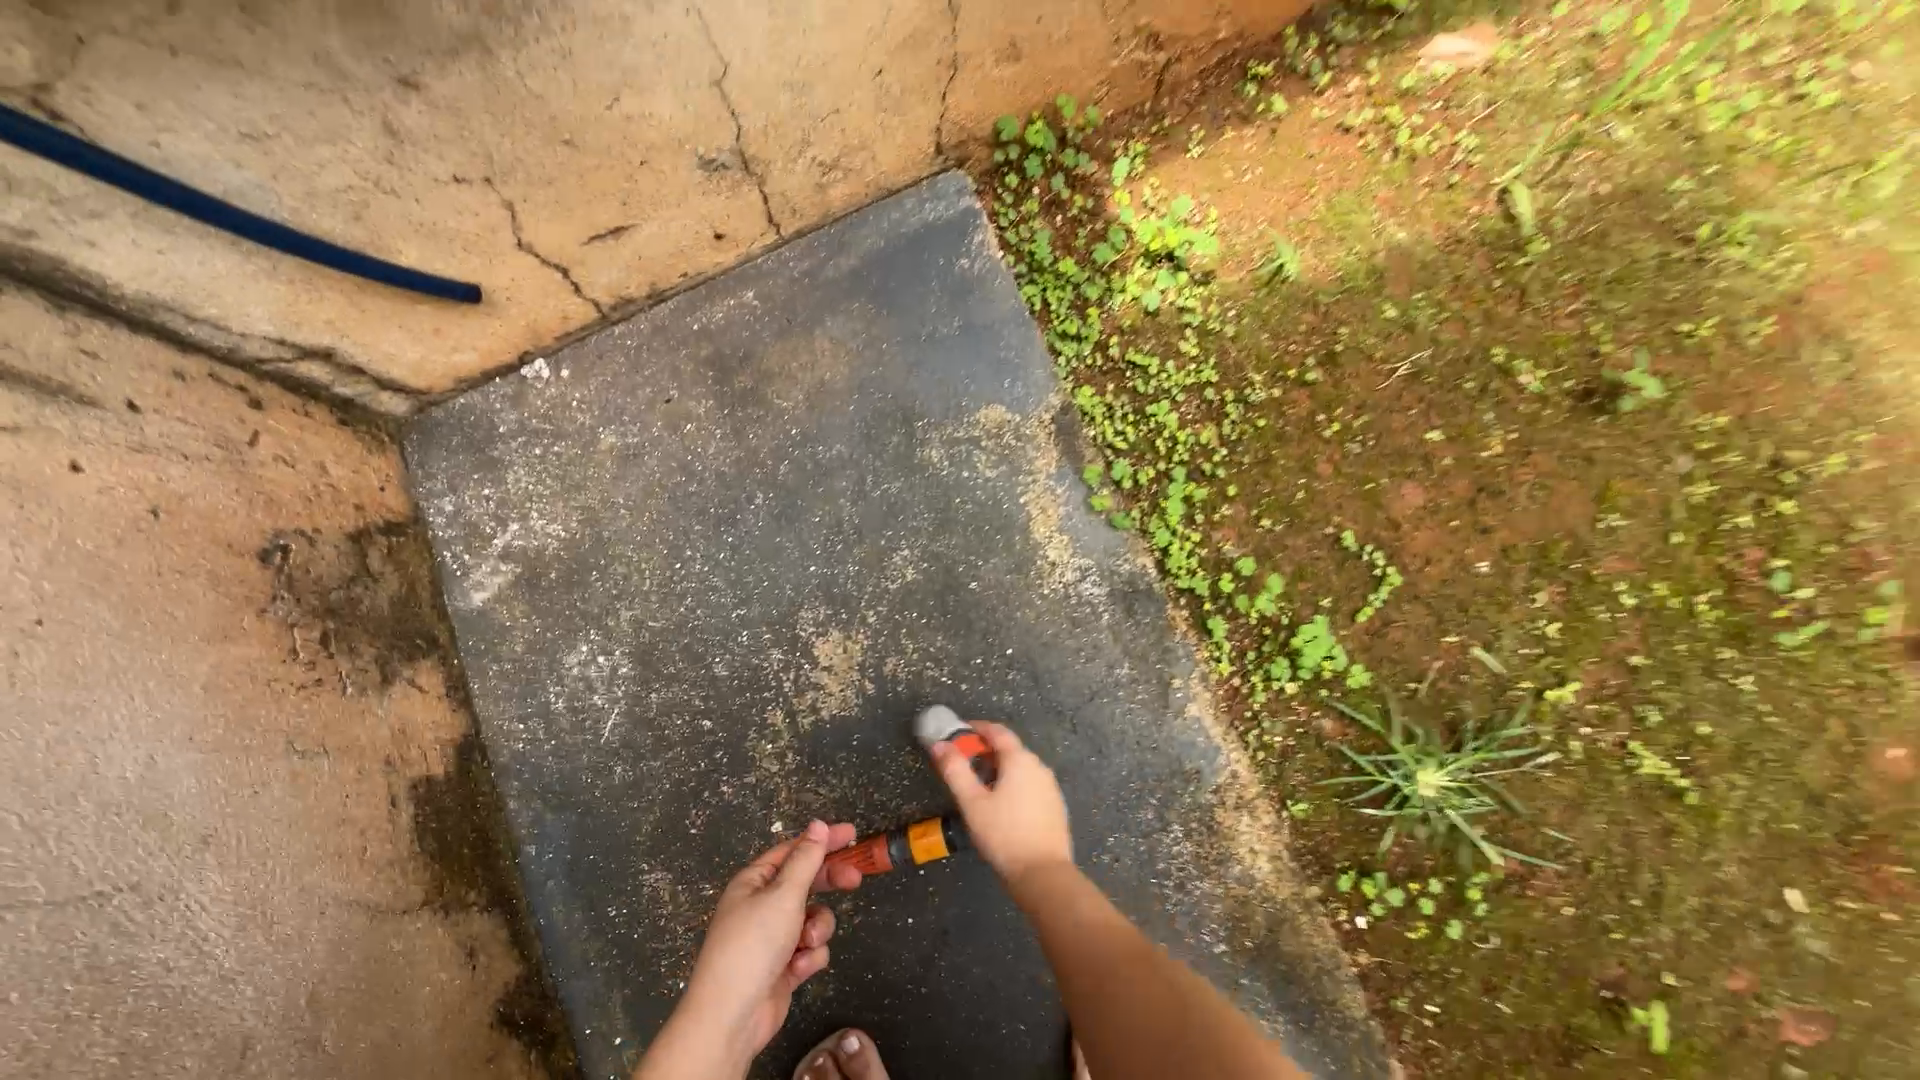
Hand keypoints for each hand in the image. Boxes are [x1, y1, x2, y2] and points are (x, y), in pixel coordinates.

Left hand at [649, 821, 862, 1077]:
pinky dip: (808, 958)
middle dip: (828, 884)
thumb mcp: (783, 895)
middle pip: (806, 883)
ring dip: (816, 930)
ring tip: (805, 943)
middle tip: (855, 881)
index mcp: (754, 882)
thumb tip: (818, 824)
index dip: (822, 841)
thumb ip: (806, 859)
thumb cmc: (753, 945)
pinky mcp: (784, 966)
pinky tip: (796, 970)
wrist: (733, 1016)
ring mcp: (773, 937)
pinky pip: (810, 949)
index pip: (793, 851)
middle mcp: (762, 905)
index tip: (852, 834)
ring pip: (813, 918)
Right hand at [929, 720, 1072, 885]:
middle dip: (986, 751)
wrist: (1043, 873)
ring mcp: (1051, 787)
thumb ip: (955, 770)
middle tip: (964, 763)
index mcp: (1020, 760)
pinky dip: (1014, 785)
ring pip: (1022, 769)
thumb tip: (939, 745)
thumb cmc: (1003, 834)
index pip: (998, 731)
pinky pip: (1031, 786)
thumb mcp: (972, 802)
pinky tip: (1003, 806)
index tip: (959, 732)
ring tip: (980, 786)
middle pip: (1011, 749)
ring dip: (1000, 769)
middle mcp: (1039, 767)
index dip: (977, 728)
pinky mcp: (1056, 807)